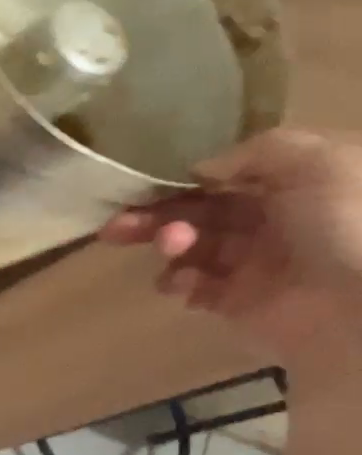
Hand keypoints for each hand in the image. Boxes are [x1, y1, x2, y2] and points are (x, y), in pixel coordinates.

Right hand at [100, 130, 361, 376]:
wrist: (358, 304)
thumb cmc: (345, 223)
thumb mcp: (317, 163)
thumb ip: (258, 151)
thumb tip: (199, 169)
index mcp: (298, 183)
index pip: (227, 176)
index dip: (182, 180)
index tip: (142, 188)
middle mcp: (274, 218)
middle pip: (198, 211)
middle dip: (156, 216)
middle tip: (116, 227)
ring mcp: (253, 261)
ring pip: (189, 246)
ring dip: (169, 245)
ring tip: (172, 250)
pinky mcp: (233, 300)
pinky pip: (191, 286)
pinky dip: (178, 282)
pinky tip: (184, 283)